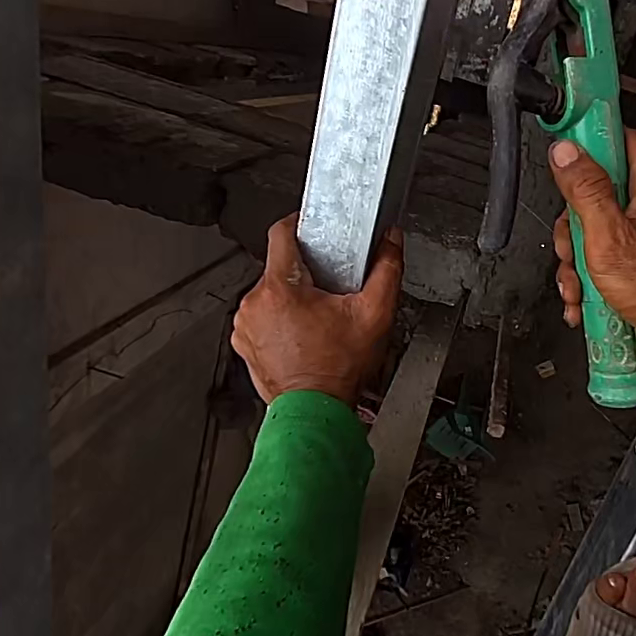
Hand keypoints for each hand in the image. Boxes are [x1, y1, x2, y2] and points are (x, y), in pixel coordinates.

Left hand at [231, 215, 402, 404]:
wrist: (317, 412)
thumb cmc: (337, 371)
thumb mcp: (374, 315)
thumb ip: (386, 270)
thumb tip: (390, 242)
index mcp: (280, 288)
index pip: (280, 234)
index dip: (297, 223)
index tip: (308, 225)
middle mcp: (254, 304)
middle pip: (280, 269)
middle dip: (304, 275)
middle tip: (329, 293)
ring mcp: (246, 326)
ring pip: (271, 295)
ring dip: (291, 300)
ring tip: (317, 320)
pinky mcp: (245, 344)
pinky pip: (262, 319)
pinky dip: (279, 323)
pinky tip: (303, 337)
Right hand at [547, 131, 635, 440]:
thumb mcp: (610, 238)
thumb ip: (586, 191)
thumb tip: (566, 152)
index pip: (616, 138)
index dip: (585, 142)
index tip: (561, 153)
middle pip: (595, 189)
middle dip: (573, 223)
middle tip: (574, 245)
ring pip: (595, 225)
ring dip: (577, 257)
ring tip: (580, 282)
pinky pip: (605, 250)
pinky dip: (590, 273)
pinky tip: (586, 296)